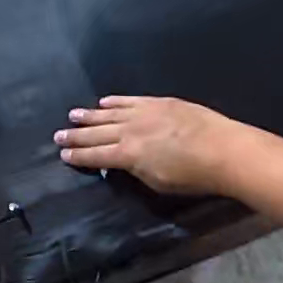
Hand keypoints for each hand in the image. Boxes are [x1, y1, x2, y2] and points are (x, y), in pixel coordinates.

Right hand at [53, 95, 256, 194]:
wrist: (224, 150)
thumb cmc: (193, 176)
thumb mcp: (158, 182)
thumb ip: (137, 170)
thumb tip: (125, 162)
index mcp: (128, 154)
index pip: (96, 155)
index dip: (78, 156)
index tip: (63, 155)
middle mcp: (130, 130)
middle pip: (97, 133)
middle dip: (76, 135)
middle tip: (58, 135)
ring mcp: (144, 113)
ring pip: (110, 113)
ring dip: (90, 115)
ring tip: (73, 115)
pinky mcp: (159, 102)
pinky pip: (130, 100)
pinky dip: (115, 101)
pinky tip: (104, 102)